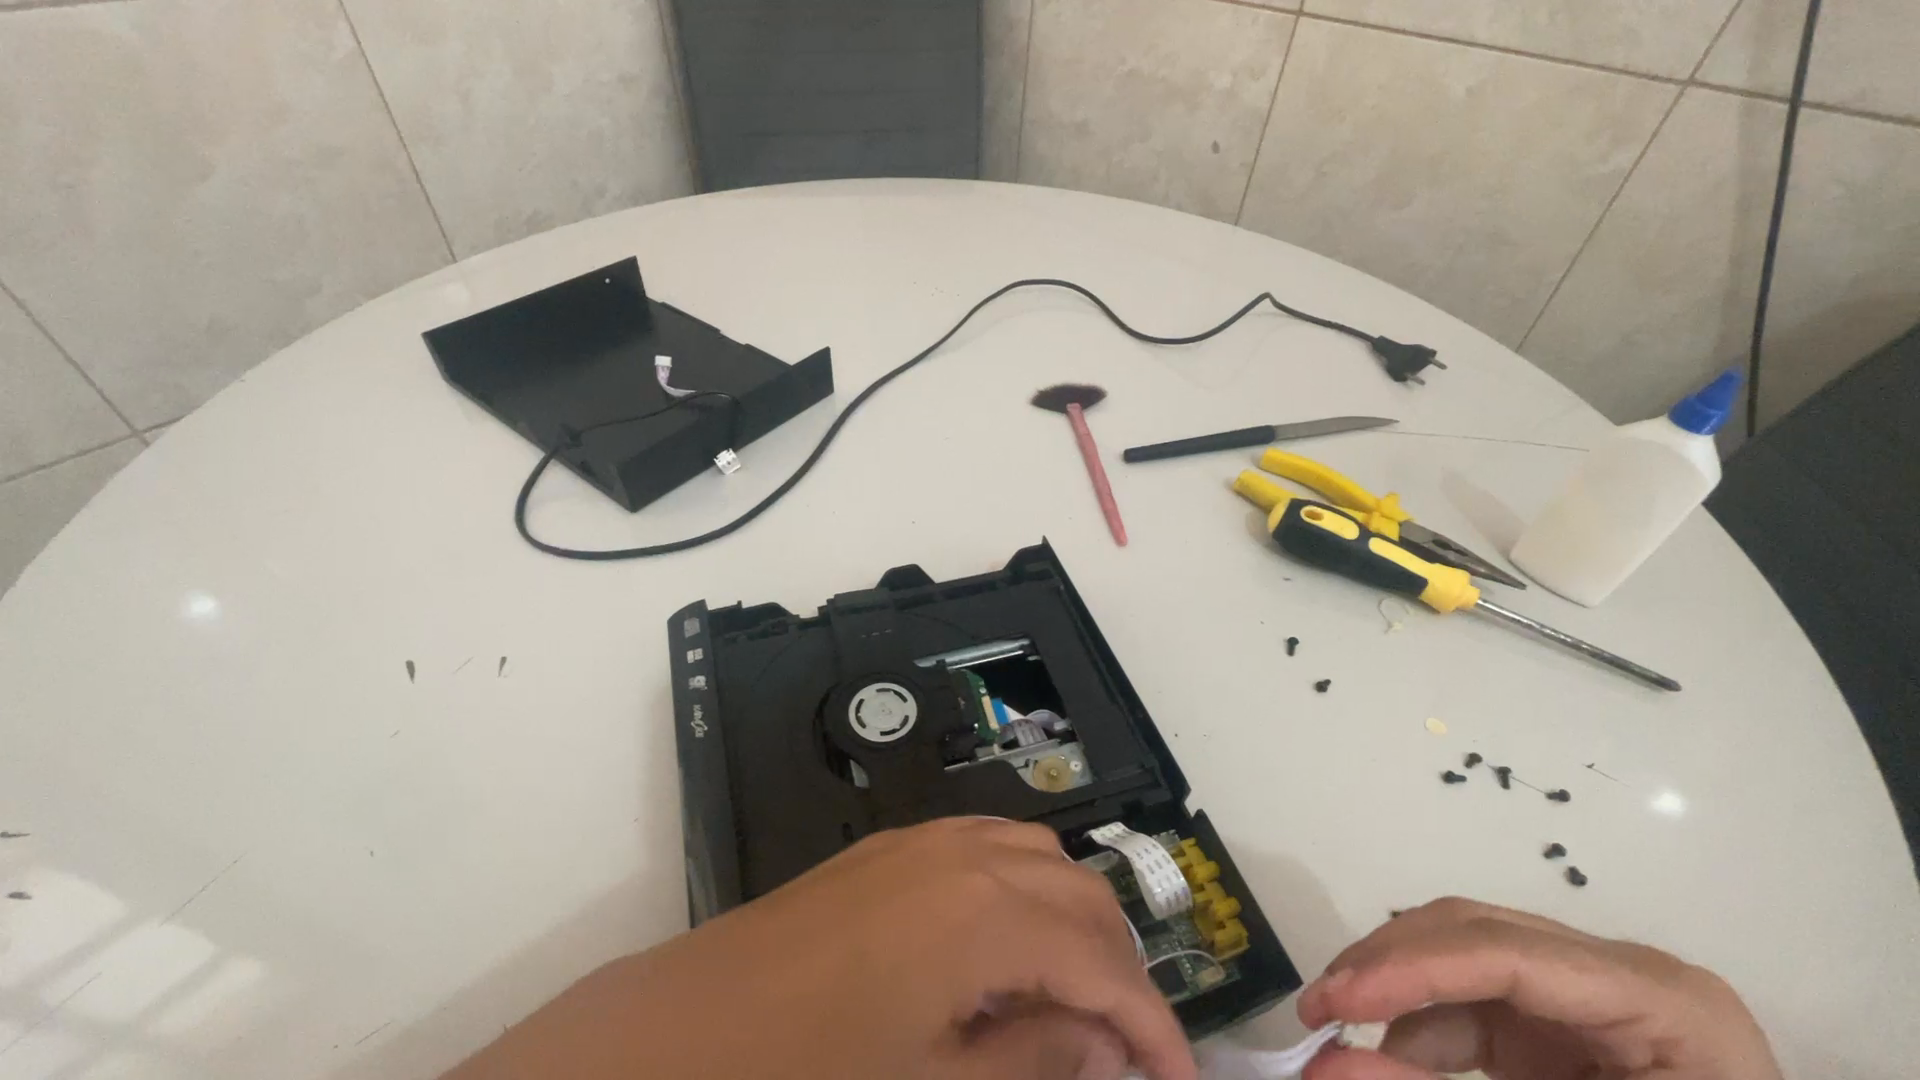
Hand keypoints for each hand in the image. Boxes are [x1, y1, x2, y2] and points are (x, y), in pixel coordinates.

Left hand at [444, 818, 1194, 1079]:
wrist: (675, 1034)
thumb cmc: (809, 1072)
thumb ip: (1034, 1058)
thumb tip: (1104, 1044)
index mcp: (986, 911)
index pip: (1102, 962)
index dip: (1154, 1027)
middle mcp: (964, 853)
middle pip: (1080, 893)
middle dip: (1118, 966)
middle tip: (1126, 1047)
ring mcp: (921, 841)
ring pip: (1037, 855)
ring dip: (1071, 918)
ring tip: (1072, 996)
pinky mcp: (886, 849)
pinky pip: (984, 845)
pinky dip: (1020, 888)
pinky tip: (1006, 946)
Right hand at [1296, 898, 1780, 1079]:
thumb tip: (1321, 1068)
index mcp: (1657, 999)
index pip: (1504, 952)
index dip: (1407, 969)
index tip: (1330, 1002)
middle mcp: (1620, 972)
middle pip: (1474, 934)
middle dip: (1386, 968)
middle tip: (1314, 1011)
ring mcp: (1591, 992)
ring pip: (1462, 957)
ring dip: (1394, 994)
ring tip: (1332, 1031)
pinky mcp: (1565, 1020)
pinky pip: (1475, 1001)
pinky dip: (1422, 1026)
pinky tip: (1384, 1053)